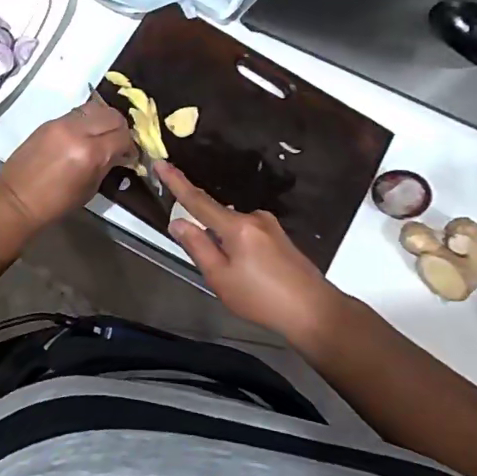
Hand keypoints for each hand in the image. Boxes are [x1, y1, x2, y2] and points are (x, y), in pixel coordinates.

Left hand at [0, 95, 137, 231]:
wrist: (17, 197)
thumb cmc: (56, 202)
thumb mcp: (90, 188)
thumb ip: (107, 165)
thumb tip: (119, 153)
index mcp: (90, 152)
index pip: (123, 136)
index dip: (130, 147)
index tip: (129, 156)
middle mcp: (77, 131)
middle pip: (112, 115)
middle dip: (120, 129)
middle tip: (118, 143)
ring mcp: (61, 123)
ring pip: (95, 108)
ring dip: (103, 120)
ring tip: (101, 136)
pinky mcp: (49, 122)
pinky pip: (76, 113)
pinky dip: (86, 121)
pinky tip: (84, 135)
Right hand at [156, 159, 355, 350]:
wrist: (315, 311)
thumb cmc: (262, 298)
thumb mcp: (220, 277)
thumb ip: (197, 247)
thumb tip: (178, 222)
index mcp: (237, 226)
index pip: (198, 201)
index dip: (176, 182)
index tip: (161, 163)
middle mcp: (254, 218)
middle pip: (216, 217)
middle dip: (207, 237)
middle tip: (216, 273)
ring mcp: (270, 226)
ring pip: (232, 229)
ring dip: (225, 247)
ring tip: (238, 282)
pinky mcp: (279, 237)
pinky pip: (247, 235)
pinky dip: (239, 250)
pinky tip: (251, 276)